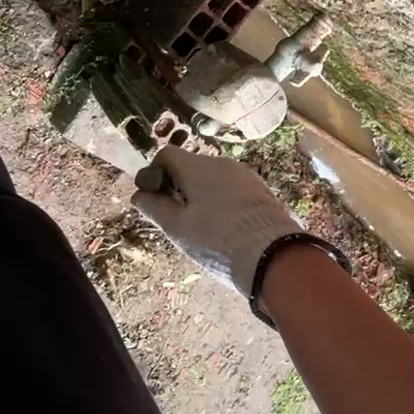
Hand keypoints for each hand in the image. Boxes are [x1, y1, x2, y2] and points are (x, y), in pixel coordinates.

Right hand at [132, 146, 302, 292]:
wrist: (275, 258)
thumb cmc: (217, 242)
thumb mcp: (178, 228)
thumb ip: (154, 208)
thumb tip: (138, 195)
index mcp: (197, 166)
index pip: (166, 155)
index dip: (155, 175)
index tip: (155, 201)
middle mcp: (221, 163)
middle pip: (190, 168)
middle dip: (179, 189)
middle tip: (178, 221)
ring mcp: (246, 176)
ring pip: (213, 180)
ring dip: (202, 198)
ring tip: (204, 230)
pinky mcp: (263, 192)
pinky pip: (233, 191)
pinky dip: (224, 204)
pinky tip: (227, 232)